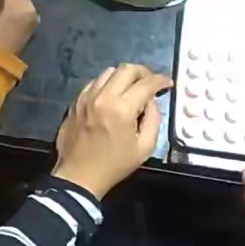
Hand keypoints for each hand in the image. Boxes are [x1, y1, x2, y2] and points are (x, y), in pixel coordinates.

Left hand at [53, 64, 172, 196]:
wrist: (79, 176)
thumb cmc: (114, 165)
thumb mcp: (145, 147)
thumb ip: (153, 119)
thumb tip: (151, 101)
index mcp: (121, 109)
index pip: (146, 83)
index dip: (161, 80)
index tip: (168, 83)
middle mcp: (102, 97)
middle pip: (126, 69)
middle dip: (143, 72)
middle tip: (150, 83)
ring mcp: (86, 97)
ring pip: (108, 72)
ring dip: (124, 76)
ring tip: (132, 88)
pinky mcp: (76, 101)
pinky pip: (94, 82)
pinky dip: (107, 83)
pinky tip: (112, 96)